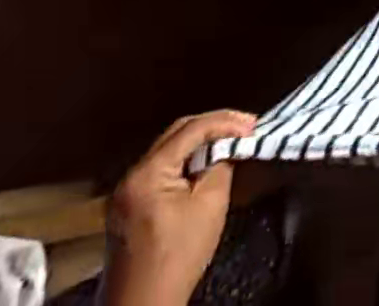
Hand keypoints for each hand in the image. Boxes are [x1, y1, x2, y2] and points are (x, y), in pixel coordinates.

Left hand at [103, 110, 257, 305]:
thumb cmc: (179, 256)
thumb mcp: (210, 205)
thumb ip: (221, 165)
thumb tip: (230, 144)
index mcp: (148, 173)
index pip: (191, 129)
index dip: (225, 121)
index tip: (253, 123)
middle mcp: (131, 175)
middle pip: (176, 133)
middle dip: (213, 126)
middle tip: (245, 127)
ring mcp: (126, 190)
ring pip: (168, 149)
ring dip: (200, 142)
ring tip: (230, 140)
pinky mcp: (128, 205)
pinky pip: (161, 168)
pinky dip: (185, 160)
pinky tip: (206, 163)